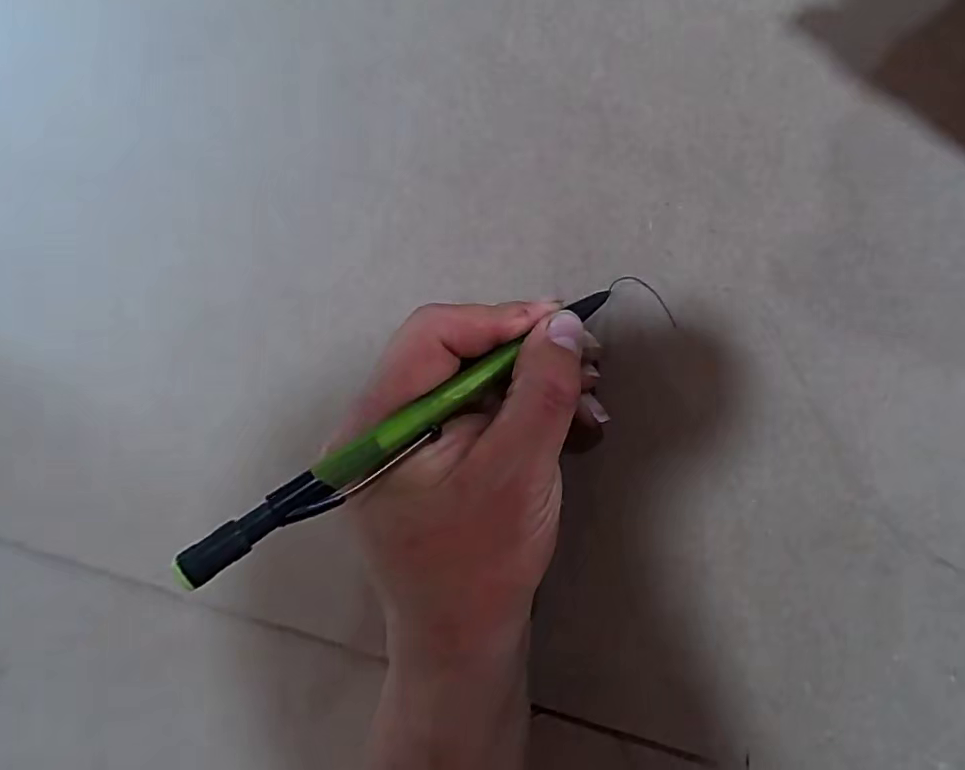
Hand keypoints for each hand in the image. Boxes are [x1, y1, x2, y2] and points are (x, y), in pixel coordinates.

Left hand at [340, 301, 603, 769]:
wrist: (467, 645)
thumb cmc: (483, 565)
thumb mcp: (519, 471)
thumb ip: (543, 390)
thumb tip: (565, 322)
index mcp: (375, 423)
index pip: (431, 334)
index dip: (499, 319)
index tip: (561, 325)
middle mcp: (381, 419)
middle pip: (455, 348)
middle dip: (527, 349)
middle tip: (587, 355)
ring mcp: (408, 434)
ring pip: (476, 372)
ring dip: (536, 374)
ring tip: (589, 390)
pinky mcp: (436, 448)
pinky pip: (482, 402)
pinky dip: (528, 400)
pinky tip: (569, 414)